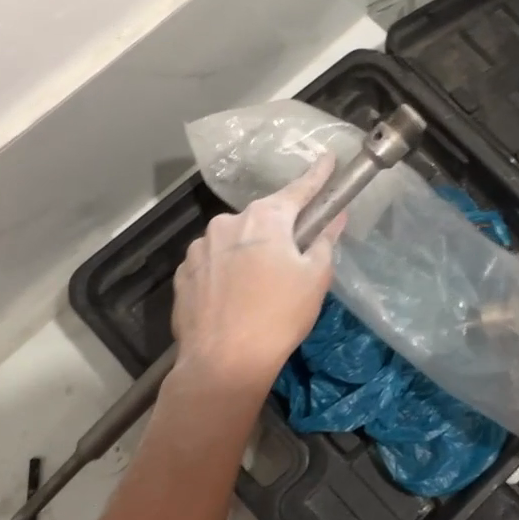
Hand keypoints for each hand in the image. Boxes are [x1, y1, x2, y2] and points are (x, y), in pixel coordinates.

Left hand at [170, 155, 344, 392]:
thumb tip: (335, 217)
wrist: (223, 361)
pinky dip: (226, 273)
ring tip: (259, 290)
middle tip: (293, 261)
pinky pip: (213, 264)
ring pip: (234, 242)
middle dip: (278, 231)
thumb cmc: (279, 315)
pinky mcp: (184, 274)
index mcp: (264, 218)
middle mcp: (227, 223)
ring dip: (248, 254)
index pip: (298, 190)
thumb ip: (325, 241)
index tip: (328, 158)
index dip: (317, 175)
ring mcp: (200, 248)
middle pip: (263, 219)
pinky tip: (234, 300)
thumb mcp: (315, 278)